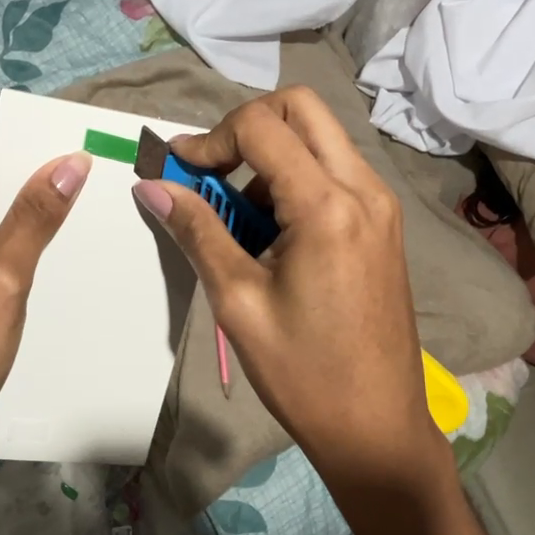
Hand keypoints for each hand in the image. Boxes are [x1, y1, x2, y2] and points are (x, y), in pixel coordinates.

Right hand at [131, 88, 439, 477]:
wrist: (379, 429)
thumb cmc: (304, 373)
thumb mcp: (238, 301)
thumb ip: (197, 230)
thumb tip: (151, 185)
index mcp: (328, 206)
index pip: (261, 126)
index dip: (210, 138)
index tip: (179, 170)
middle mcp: (363, 188)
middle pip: (300, 105)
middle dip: (246, 123)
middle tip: (213, 169)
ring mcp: (380, 203)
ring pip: (319, 134)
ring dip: (271, 150)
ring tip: (236, 211)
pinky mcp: (382, 221)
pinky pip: (334, 167)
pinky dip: (295, 173)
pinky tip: (271, 228)